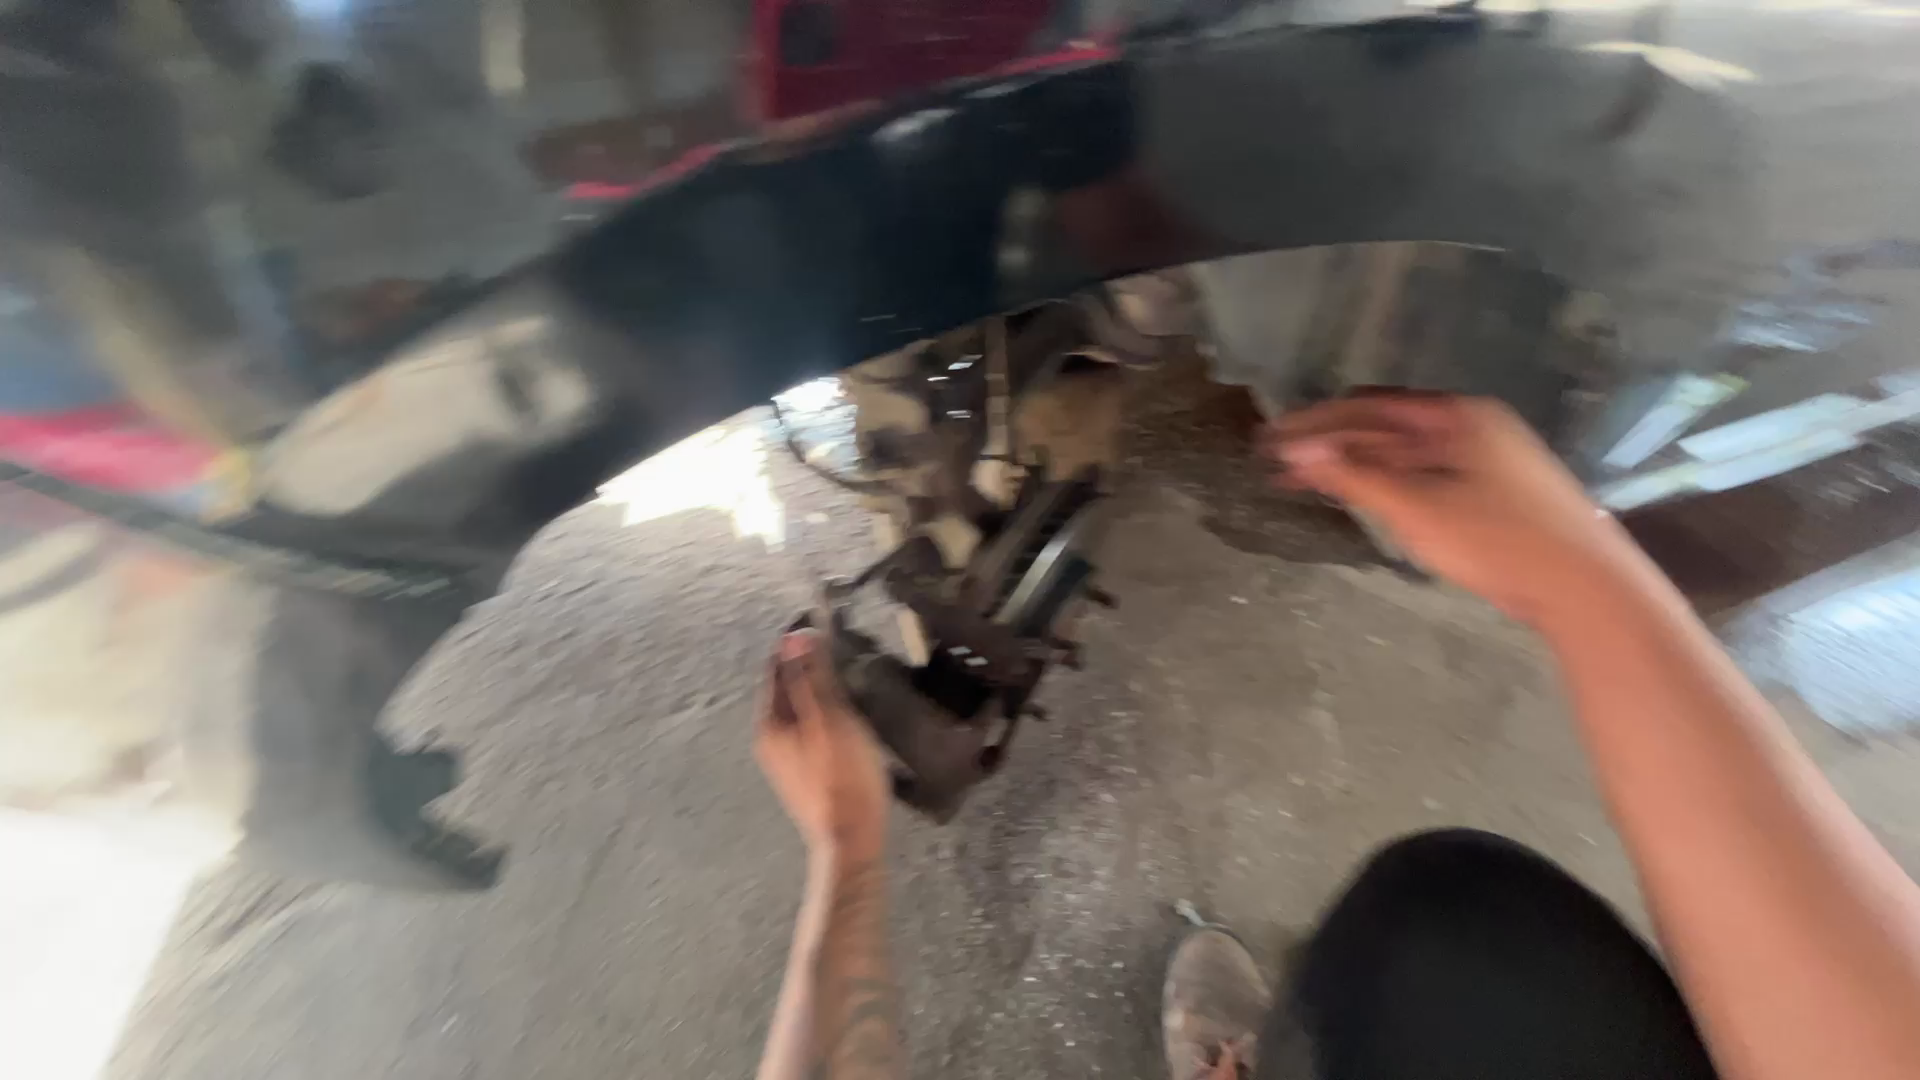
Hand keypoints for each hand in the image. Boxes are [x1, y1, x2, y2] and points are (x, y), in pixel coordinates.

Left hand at [754, 629, 890, 860]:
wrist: (851, 840)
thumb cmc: (842, 775)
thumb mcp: (829, 719)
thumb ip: (810, 678)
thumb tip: (794, 635)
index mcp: (770, 723)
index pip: (775, 667)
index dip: (795, 642)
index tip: (821, 619)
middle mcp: (770, 739)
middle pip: (785, 688)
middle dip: (806, 662)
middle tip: (839, 641)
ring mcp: (787, 759)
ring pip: (798, 709)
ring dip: (816, 687)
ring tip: (847, 670)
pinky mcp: (806, 772)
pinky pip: (810, 727)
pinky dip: (823, 710)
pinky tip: (847, 711)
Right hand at [1265, 393, 1643, 623]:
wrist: (1581, 586)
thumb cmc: (1495, 537)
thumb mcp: (1414, 505)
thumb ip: (1351, 474)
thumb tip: (1295, 450)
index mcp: (1455, 416)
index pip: (1367, 407)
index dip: (1314, 422)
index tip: (1272, 438)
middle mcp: (1464, 427)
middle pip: (1379, 427)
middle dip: (1325, 442)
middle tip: (1274, 460)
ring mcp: (1474, 460)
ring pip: (1394, 453)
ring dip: (1346, 464)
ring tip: (1295, 479)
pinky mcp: (1478, 492)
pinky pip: (1412, 475)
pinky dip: (1374, 481)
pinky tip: (1346, 493)